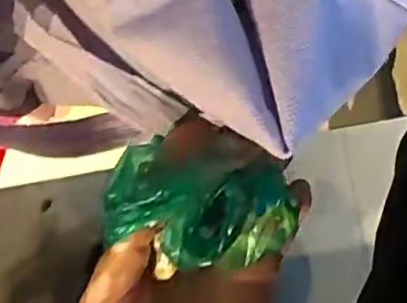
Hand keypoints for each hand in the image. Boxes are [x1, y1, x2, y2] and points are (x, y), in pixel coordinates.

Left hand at [79, 118, 311, 302]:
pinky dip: (295, 202)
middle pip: (218, 174)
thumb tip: (148, 211)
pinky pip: (283, 223)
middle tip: (249, 121)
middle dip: (234, 146)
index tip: (199, 122)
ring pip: (254, 189)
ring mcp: (231, 240)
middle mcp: (196, 225)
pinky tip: (298, 192)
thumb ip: (120, 261)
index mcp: (157, 229)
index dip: (184, 148)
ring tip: (277, 149)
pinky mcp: (263, 259)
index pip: (172, 177)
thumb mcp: (109, 301)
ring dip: (268, 166)